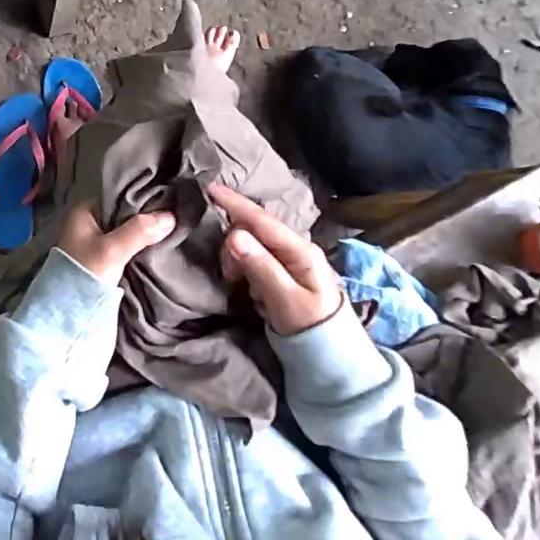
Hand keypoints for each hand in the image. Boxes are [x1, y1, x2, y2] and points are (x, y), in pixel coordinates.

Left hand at [56, 202, 176, 285]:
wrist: (69, 311)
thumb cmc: (85, 272)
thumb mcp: (112, 250)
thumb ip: (139, 231)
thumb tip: (171, 217)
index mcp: (85, 210)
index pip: (119, 194)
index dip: (142, 196)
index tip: (166, 198)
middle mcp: (90, 220)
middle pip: (125, 211)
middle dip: (146, 215)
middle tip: (172, 213)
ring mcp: (97, 239)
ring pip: (127, 228)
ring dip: (144, 230)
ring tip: (170, 226)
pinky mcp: (104, 256)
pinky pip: (127, 242)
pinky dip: (140, 243)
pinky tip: (159, 242)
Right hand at [208, 183, 343, 335]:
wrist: (329, 351)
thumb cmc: (308, 324)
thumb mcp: (283, 298)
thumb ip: (260, 266)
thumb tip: (233, 235)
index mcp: (300, 250)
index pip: (263, 220)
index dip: (236, 204)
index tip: (211, 188)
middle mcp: (296, 246)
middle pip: (254, 230)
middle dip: (234, 246)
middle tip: (230, 276)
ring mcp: (290, 256)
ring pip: (252, 244)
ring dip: (240, 261)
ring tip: (243, 287)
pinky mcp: (283, 268)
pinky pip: (256, 259)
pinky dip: (247, 270)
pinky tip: (252, 289)